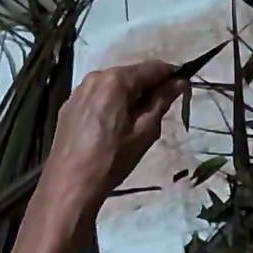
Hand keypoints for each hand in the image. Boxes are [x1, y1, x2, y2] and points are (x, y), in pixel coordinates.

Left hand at [45, 60, 184, 202]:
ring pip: (114, 85)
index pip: (153, 67)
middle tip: (159, 112)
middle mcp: (95, 76)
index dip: (171, 75)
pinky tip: (113, 127)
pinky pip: (98, 96)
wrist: (70, 185)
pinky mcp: (69, 105)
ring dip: (129, 96)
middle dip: (148, 87)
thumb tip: (180, 81)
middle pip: (132, 74)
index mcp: (116, 80)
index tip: (183, 88)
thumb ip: (162, 100)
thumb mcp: (145, 131)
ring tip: (136, 123)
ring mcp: (79, 90)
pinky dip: (111, 104)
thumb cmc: (112, 158)